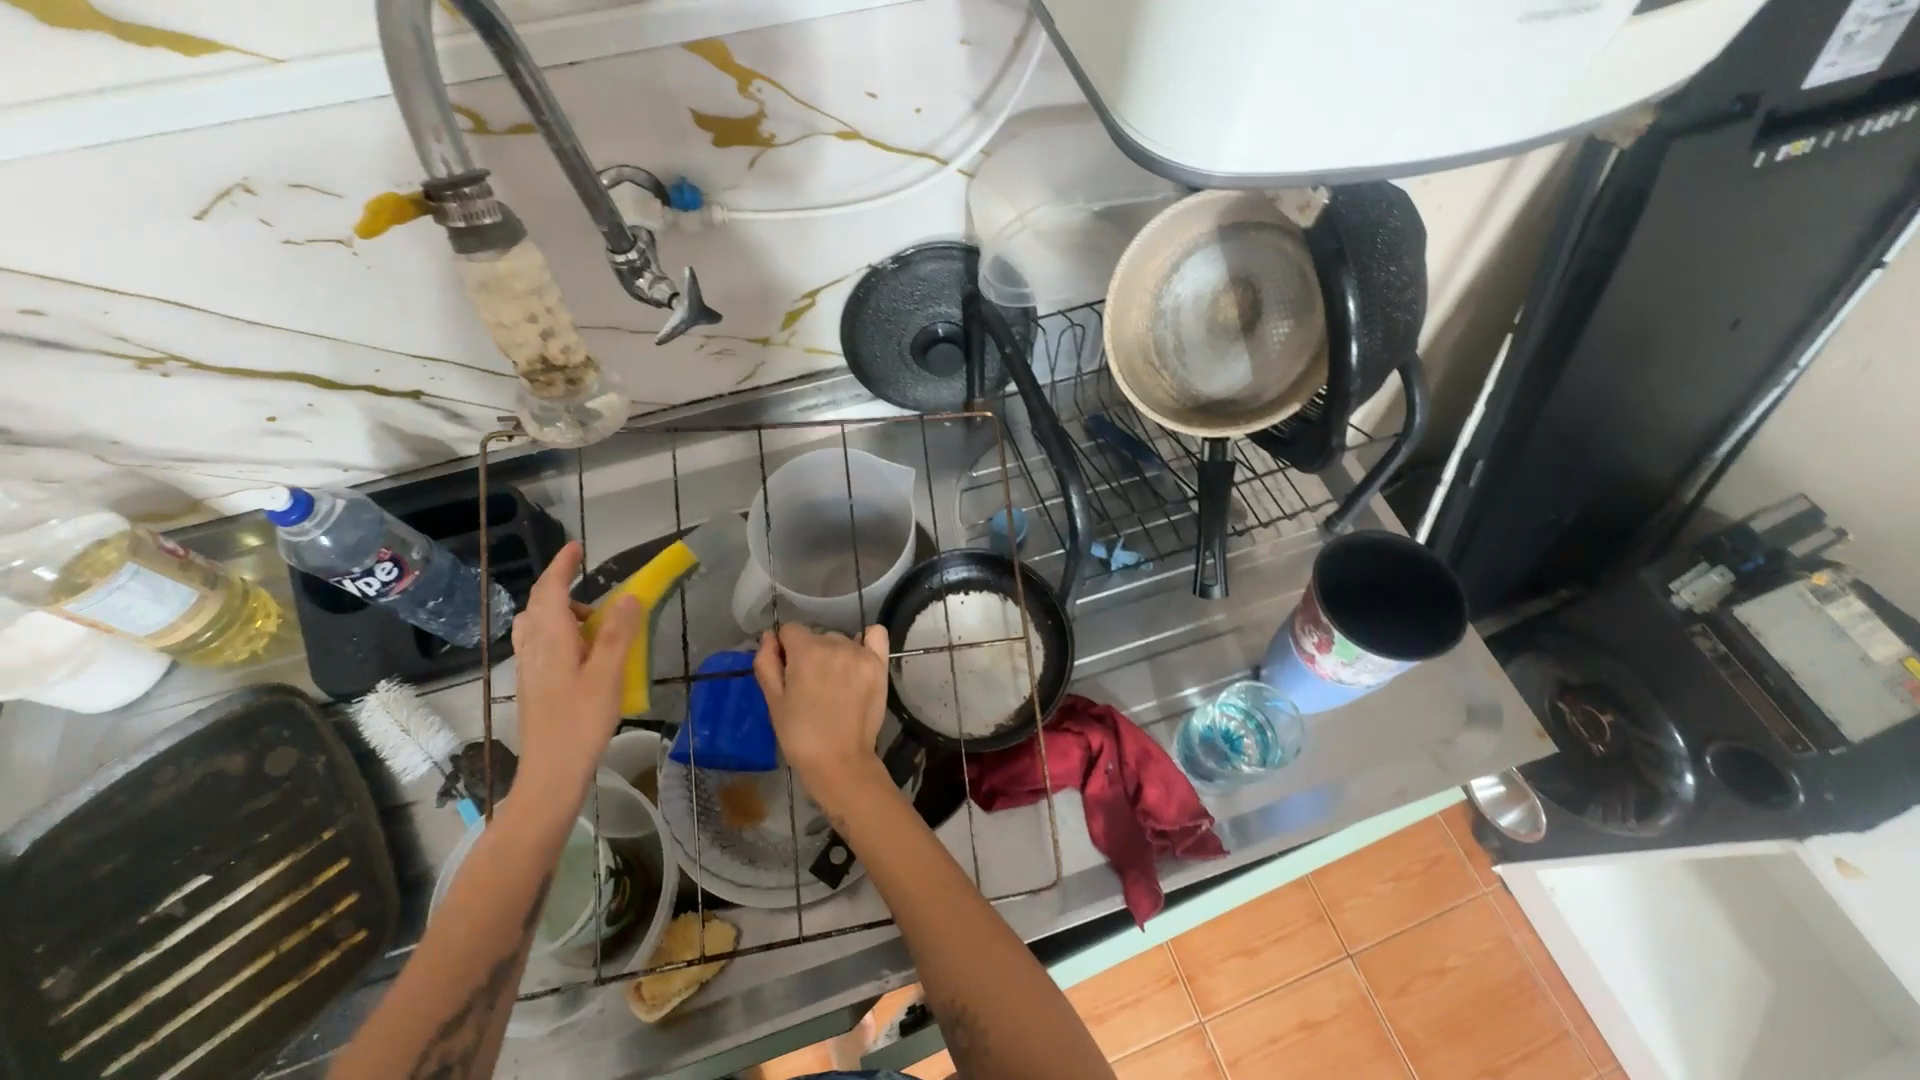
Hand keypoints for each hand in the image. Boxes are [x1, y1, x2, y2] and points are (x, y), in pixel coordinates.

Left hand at [511, 541, 640, 796]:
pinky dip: (561, 637)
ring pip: (539, 627)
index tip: (576, 548)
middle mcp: (533, 648)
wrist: (551, 772)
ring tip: (595, 626)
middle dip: (563, 590)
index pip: (549, 589)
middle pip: (539, 606)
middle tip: (595, 595)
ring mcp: (530, 669)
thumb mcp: (608, 675)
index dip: (561, 566)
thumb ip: (618, 634)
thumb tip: (628, 596)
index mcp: (550, 639)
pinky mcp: (534, 687)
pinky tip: (585, 657)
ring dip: (562, 615)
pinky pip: (543, 647)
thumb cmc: (580, 722)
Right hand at [753, 623, 890, 791]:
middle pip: (817, 636)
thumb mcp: (773, 700)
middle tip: (810, 686)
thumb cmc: (800, 734)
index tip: (788, 673)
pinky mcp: (880, 666)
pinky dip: (866, 640)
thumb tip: (769, 636)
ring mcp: (861, 654)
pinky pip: (876, 635)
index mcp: (807, 651)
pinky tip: (857, 659)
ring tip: (834, 685)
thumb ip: (766, 663)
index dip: (785, 650)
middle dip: (809, 654)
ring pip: (841, 640)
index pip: (790, 631)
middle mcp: (836, 644)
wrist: (839, 760)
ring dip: (834, 654)